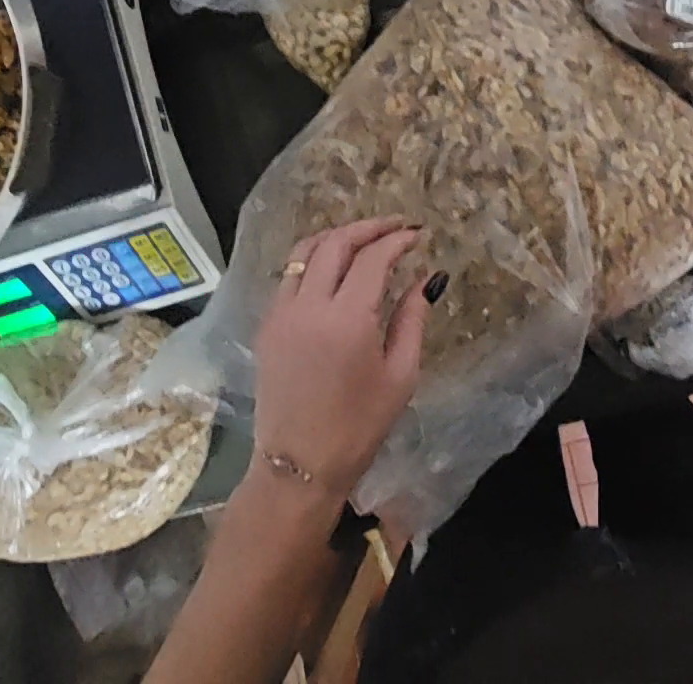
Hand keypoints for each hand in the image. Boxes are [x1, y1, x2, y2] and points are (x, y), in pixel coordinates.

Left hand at [251, 217, 439, 503]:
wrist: (298, 465)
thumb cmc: (359, 426)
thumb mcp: (400, 375)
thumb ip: (412, 319)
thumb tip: (425, 279)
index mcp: (346, 320)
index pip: (372, 258)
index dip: (397, 240)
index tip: (417, 235)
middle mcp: (308, 306)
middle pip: (335, 243)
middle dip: (368, 227)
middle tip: (394, 227)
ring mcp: (281, 313)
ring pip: (305, 251)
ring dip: (337, 237)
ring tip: (364, 239)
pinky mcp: (267, 325)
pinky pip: (290, 275)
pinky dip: (314, 259)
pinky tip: (334, 269)